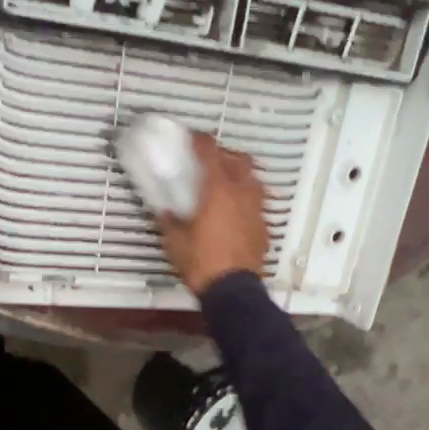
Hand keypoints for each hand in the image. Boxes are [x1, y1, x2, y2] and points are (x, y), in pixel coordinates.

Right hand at [157, 132, 269, 294]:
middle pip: (239, 160)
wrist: (233, 291)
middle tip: (211, 163)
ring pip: (253, 180)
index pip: (210, 152)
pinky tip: (235, 213)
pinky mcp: (264, 227)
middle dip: (225, 156)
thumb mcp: (175, 243)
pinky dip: (246, 201)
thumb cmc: (201, 263)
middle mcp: (241, 193)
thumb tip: (165, 211)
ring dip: (240, 177)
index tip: (192, 138)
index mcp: (218, 190)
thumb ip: (170, 222)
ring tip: (226, 186)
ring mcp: (256, 210)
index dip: (200, 141)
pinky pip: (256, 205)